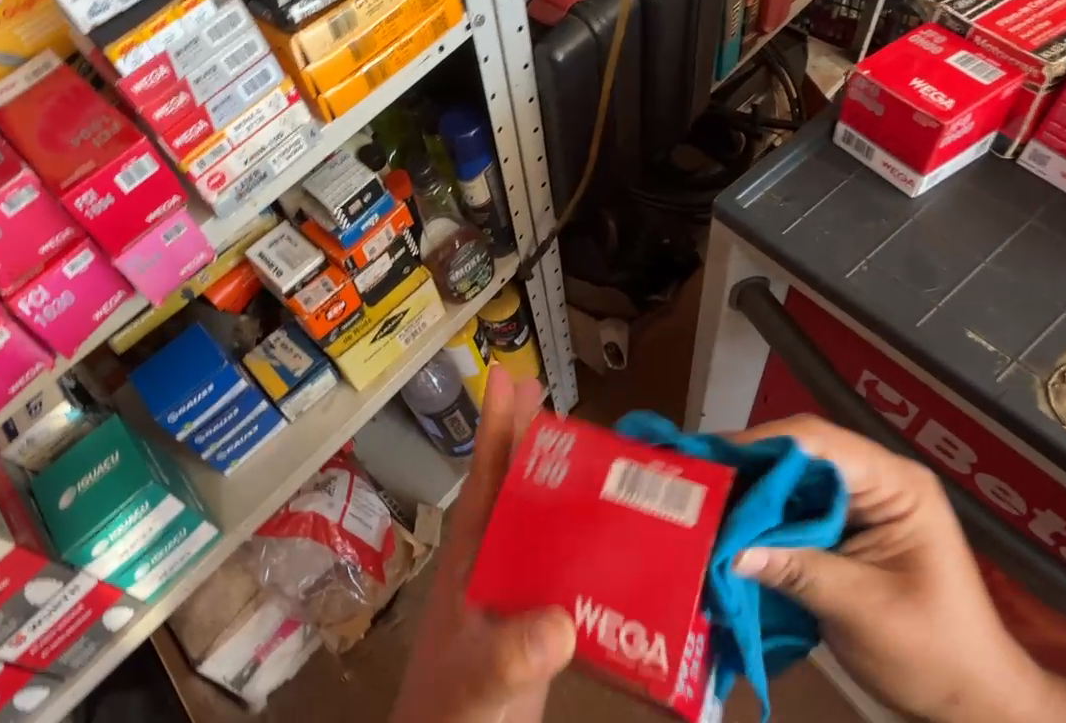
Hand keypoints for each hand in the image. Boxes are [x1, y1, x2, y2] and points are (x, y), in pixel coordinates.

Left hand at [390, 367, 575, 722]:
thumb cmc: (450, 714)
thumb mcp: (478, 683)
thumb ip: (510, 656)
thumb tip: (561, 621)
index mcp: (471, 558)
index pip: (486, 479)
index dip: (497, 427)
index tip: (508, 376)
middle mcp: (493, 562)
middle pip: (513, 487)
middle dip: (529, 439)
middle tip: (550, 390)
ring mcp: (514, 590)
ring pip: (540, 522)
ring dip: (562, 485)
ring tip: (594, 451)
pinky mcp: (537, 623)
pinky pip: (565, 567)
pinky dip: (586, 544)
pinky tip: (615, 536)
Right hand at [729, 415, 1065, 722]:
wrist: (973, 702)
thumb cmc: (934, 655)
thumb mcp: (864, 611)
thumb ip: (797, 569)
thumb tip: (726, 548)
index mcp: (896, 486)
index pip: (819, 443)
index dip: (761, 446)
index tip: (710, 462)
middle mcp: (875, 481)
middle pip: (797, 451)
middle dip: (745, 464)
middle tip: (692, 477)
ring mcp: (858, 502)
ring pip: (789, 476)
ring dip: (747, 488)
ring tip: (698, 496)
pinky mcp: (840, 526)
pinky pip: (790, 504)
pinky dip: (758, 512)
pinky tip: (724, 521)